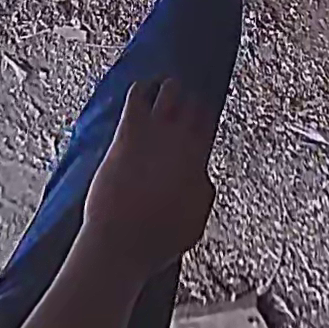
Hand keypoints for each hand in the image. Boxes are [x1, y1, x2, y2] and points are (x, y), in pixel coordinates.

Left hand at [78, 79, 217, 276]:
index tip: (200, 111)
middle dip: (187, 98)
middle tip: (182, 98)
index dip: (204, 113)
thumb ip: (202, 191)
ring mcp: (155, 132)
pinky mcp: (129, 130)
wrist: (120, 241)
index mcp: (198, 160)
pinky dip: (142, 87)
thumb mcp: (194, 221)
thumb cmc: (156, 238)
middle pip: (191, 101)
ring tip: (164, 86)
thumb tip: (202, 175)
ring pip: (169, 89)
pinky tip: (141, 89)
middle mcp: (181, 140)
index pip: (208, 122)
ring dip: (168, 87)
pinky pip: (138, 94)